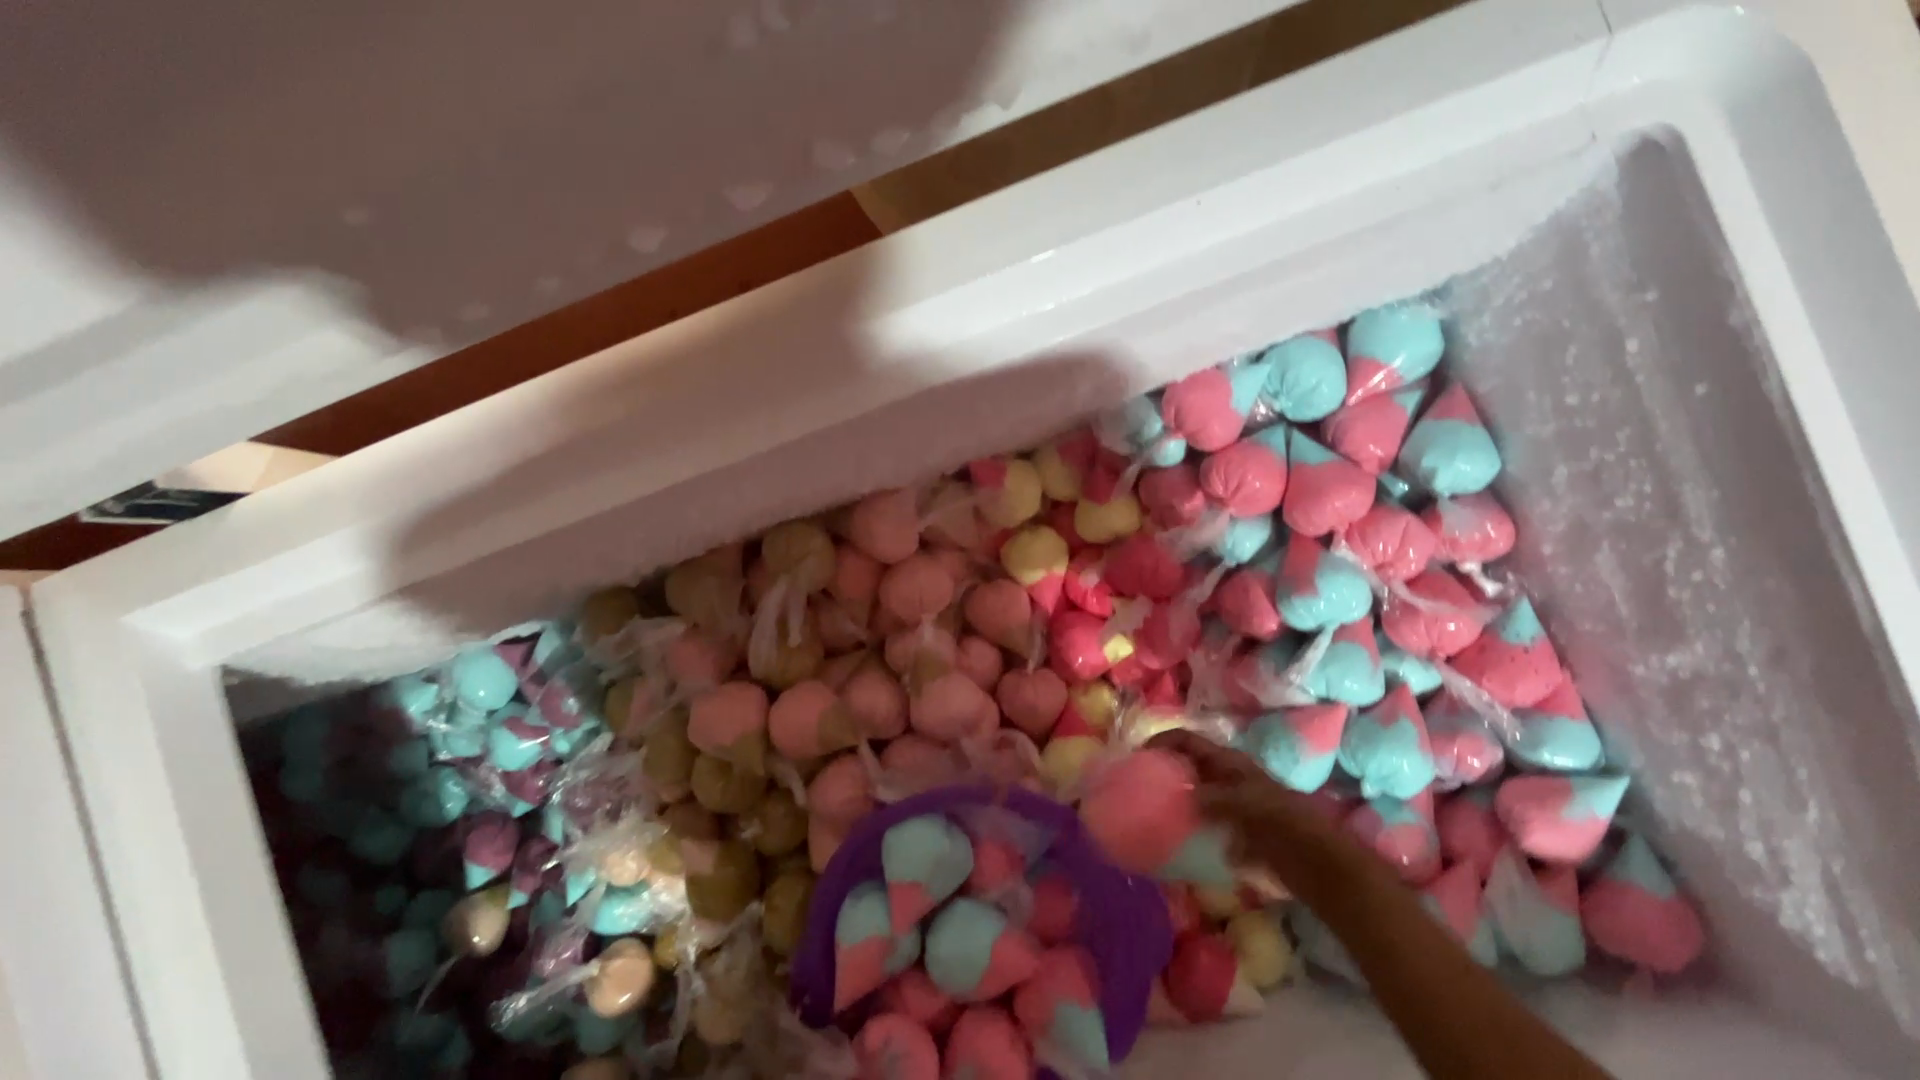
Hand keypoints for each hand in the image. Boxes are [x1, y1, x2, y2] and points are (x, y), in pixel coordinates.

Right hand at [1147, 728, 1373, 902]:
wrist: (1315, 861)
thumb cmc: (1281, 822)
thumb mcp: (1243, 803)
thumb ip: (1211, 797)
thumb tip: (1182, 796)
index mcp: (1230, 763)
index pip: (1189, 741)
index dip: (1163, 741)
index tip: (1136, 754)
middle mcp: (1229, 778)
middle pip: (1189, 765)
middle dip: (1164, 769)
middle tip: (1136, 783)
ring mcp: (1232, 805)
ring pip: (1195, 795)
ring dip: (1174, 799)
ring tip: (1147, 810)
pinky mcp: (1235, 831)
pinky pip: (1203, 824)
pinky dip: (1187, 827)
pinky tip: (1172, 838)